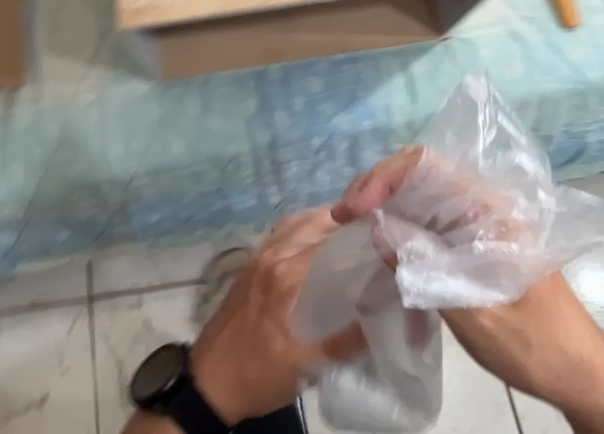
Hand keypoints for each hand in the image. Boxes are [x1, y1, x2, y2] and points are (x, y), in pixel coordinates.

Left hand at [186, 208, 365, 423]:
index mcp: (288, 275)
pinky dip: (307, 228)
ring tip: (356, 236)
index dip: (367, 240)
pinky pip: (284, 232)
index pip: (335, 242)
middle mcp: (274, 255)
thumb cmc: (259, 374)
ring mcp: (260, 255)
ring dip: (328, 222)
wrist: (210, 380)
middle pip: (318, 223)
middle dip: (351, 224)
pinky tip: (322, 243)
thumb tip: (383, 315)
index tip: (392, 245)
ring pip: (300, 222)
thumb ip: (345, 340)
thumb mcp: (306, 365)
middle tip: (379, 237)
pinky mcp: (252, 262)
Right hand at [334, 149, 603, 433]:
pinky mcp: (474, 243)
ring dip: (384, 203)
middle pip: (419, 172)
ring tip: (353, 226)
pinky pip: (429, 218)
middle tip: (344, 217)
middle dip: (376, 187)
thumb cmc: (536, 345)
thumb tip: (377, 230)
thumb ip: (426, 269)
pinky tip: (380, 242)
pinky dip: (399, 223)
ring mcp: (479, 222)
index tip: (356, 210)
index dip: (384, 177)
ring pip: (421, 194)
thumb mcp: (475, 312)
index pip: (427, 165)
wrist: (582, 377)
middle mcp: (484, 205)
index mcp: (491, 209)